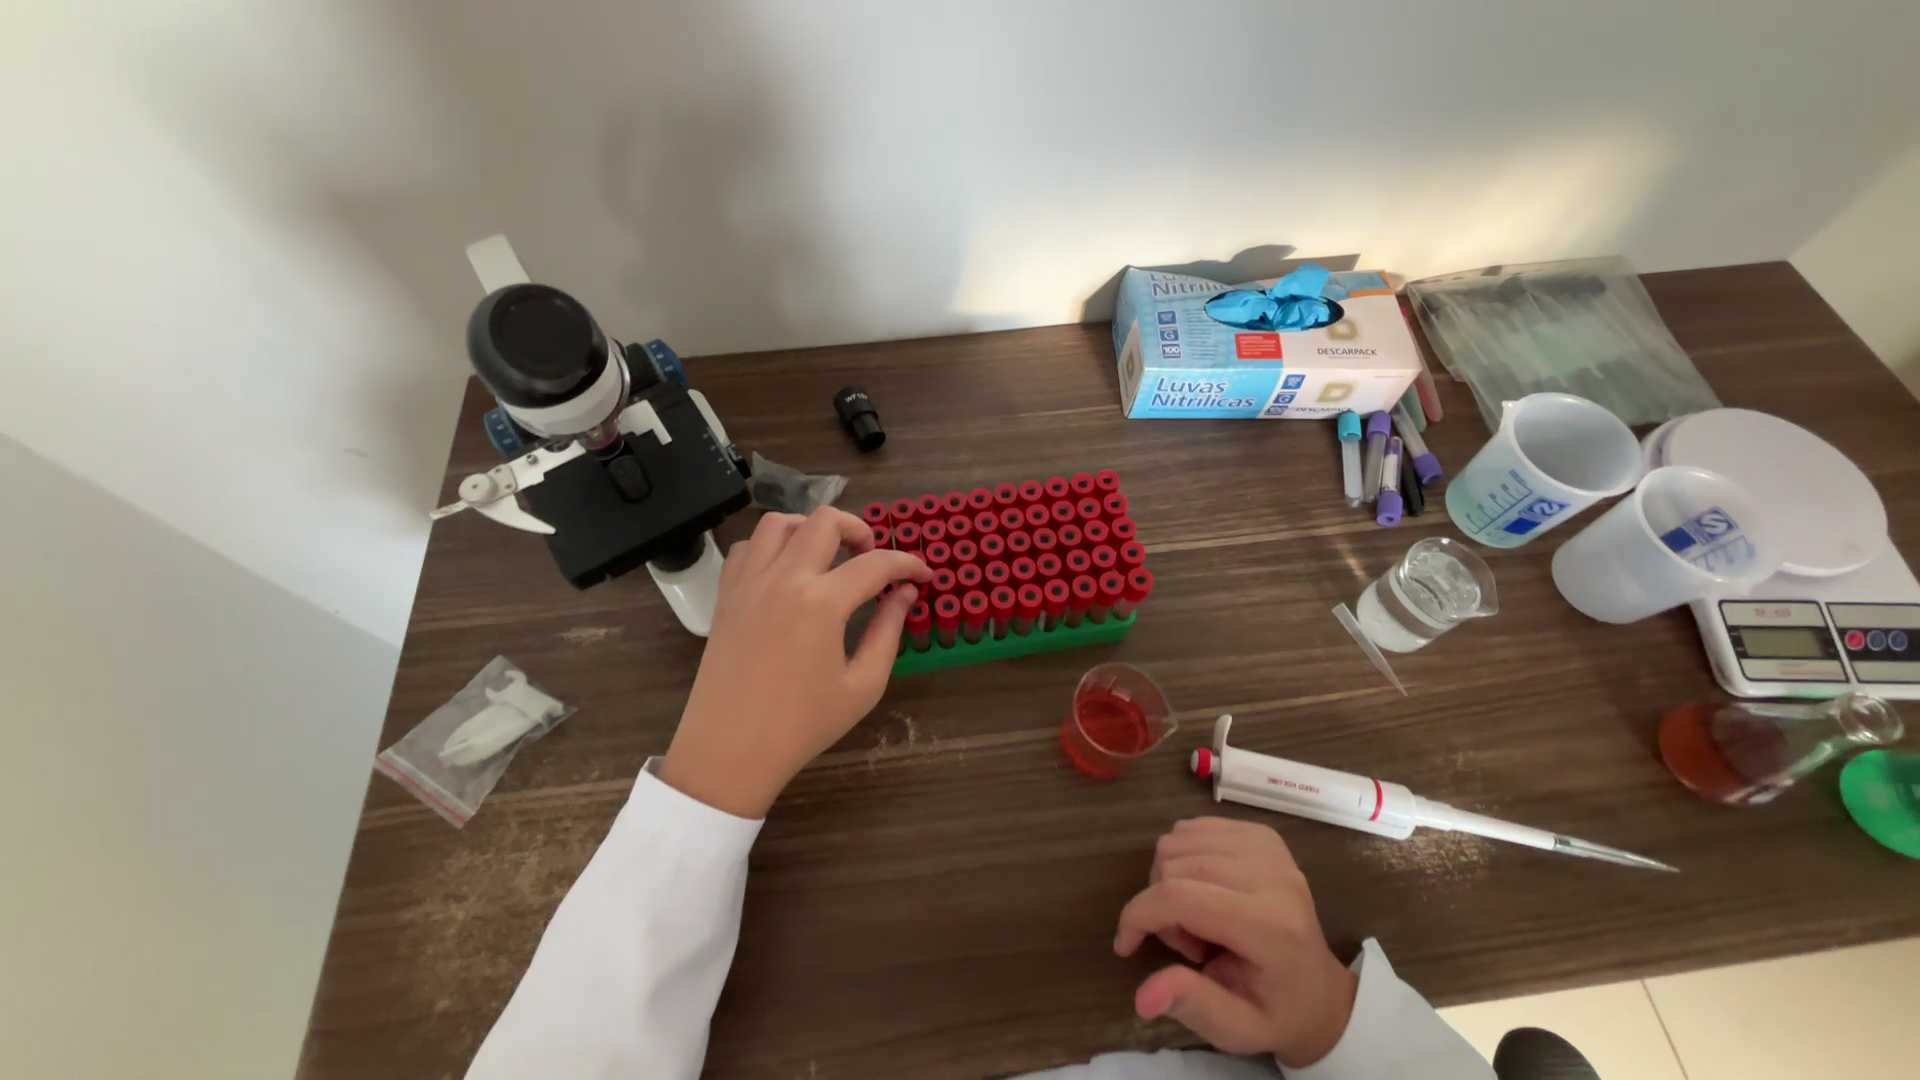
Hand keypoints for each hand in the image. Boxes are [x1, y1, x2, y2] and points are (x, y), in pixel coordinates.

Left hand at [659, 507, 929, 818]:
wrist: (730, 751)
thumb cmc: (802, 726)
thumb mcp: (862, 686)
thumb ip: (887, 632)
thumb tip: (904, 594)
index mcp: (822, 603)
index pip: (876, 564)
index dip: (908, 563)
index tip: (923, 573)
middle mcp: (783, 580)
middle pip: (825, 521)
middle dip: (860, 529)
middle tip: (873, 558)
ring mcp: (749, 584)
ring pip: (780, 523)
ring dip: (812, 528)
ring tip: (829, 556)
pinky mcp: (726, 596)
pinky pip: (747, 548)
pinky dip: (772, 546)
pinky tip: (787, 572)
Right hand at [1114, 818, 1358, 1067]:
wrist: (1319, 989)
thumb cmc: (1275, 1011)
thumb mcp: (1236, 1029)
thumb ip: (1192, 1005)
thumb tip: (1143, 997)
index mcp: (1271, 927)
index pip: (1181, 896)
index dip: (1138, 914)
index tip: (1125, 945)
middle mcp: (1272, 875)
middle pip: (1173, 864)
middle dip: (1159, 905)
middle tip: (1188, 943)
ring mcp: (1268, 847)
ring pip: (1176, 840)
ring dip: (1169, 879)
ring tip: (1198, 916)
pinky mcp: (1261, 833)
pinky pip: (1191, 827)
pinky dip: (1182, 856)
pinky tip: (1202, 887)